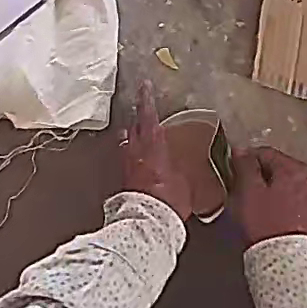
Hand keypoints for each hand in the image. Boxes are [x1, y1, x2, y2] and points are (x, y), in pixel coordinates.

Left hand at [122, 84, 193, 218]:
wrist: (147, 222)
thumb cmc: (168, 199)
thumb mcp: (183, 181)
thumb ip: (179, 168)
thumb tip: (180, 168)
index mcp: (152, 145)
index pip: (148, 116)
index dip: (146, 100)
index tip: (144, 85)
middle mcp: (135, 151)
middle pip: (133, 126)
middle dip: (138, 116)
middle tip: (143, 108)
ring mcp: (126, 164)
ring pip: (127, 141)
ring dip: (131, 134)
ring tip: (137, 131)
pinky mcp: (123, 179)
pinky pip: (126, 158)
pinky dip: (131, 153)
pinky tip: (136, 157)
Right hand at [229, 146, 306, 245]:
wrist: (282, 258)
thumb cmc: (265, 222)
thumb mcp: (248, 189)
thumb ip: (245, 165)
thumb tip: (241, 150)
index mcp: (293, 168)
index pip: (264, 152)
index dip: (244, 159)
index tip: (232, 169)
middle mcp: (305, 179)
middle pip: (274, 168)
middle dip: (255, 175)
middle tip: (239, 187)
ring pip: (279, 184)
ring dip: (264, 189)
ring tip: (249, 203)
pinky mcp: (305, 215)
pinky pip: (285, 200)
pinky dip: (273, 202)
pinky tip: (262, 214)